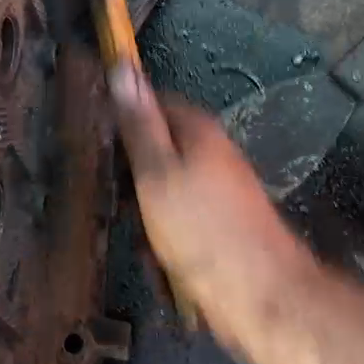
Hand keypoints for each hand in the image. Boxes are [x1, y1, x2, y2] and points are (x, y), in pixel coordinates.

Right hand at [107, 58, 314, 341]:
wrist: (265, 299)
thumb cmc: (202, 229)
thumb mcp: (156, 172)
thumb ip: (137, 122)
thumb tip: (122, 64)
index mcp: (197, 129)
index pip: (148, 104)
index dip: (119, 123)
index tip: (98, 150)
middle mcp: (211, 152)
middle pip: (154, 152)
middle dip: (132, 184)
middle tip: (121, 209)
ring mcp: (220, 191)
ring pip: (164, 194)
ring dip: (148, 221)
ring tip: (148, 248)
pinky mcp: (224, 226)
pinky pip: (181, 224)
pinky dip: (168, 244)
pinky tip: (166, 270)